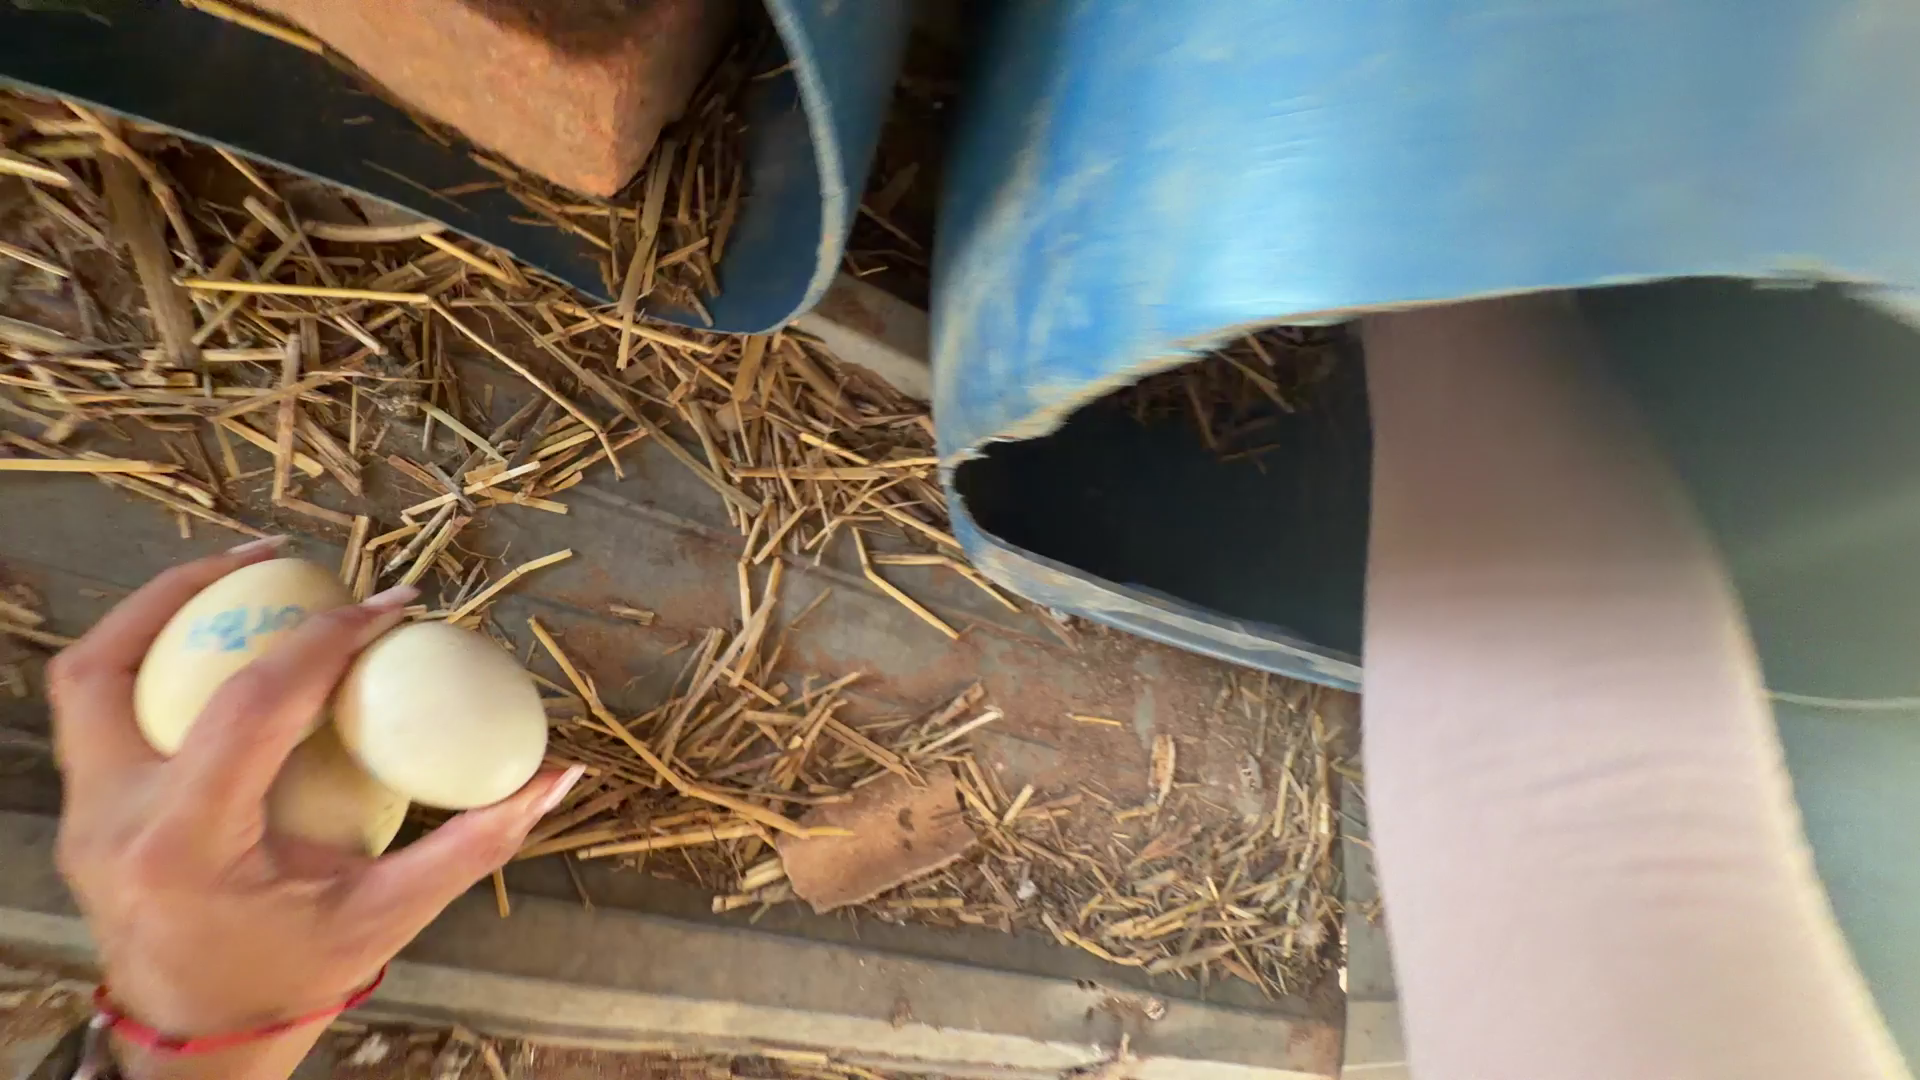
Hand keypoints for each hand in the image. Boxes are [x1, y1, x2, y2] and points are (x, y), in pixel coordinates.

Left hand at [49, 541, 580, 1078]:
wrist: (200, 1031)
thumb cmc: (299, 970)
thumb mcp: (397, 910)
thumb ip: (481, 840)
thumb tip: (561, 776)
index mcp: (188, 842)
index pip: (257, 706)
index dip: (333, 639)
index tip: (399, 605)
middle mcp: (116, 816)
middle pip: (110, 670)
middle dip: (194, 591)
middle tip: (283, 552)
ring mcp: (89, 809)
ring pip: (91, 676)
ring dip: (164, 610)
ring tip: (250, 572)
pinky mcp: (100, 802)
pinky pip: (110, 702)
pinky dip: (165, 650)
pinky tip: (238, 639)